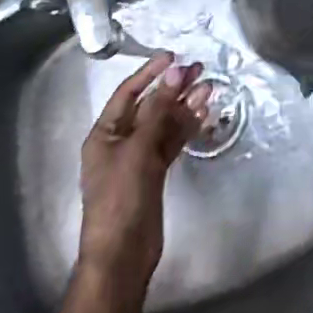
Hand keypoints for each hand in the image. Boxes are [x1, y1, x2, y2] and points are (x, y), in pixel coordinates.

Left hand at [75, 51, 213, 283]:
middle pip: (149, 107)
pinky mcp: (155, 174)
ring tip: (209, 88)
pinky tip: (203, 114)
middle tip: (199, 70)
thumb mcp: (138, 149)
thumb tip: (175, 73)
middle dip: (172, 88)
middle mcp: (120, 141)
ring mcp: (139, 158)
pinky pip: (171, 143)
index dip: (149, 73)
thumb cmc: (120, 198)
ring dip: (184, 106)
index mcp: (104, 133)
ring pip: (164, 125)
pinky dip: (186, 129)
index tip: (172, 57)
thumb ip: (158, 110)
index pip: (128, 93)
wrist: (122, 255)